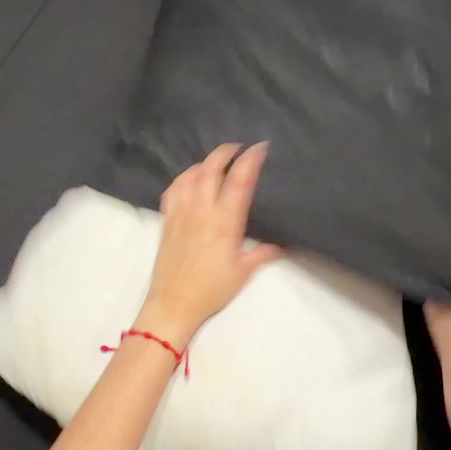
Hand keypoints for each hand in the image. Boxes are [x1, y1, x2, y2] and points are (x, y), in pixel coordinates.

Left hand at [136, 143, 283, 344]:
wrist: (173, 302)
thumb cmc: (212, 289)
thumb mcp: (243, 272)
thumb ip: (263, 252)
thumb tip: (284, 243)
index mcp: (225, 221)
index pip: (239, 180)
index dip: (250, 159)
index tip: (260, 147)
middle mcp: (202, 209)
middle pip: (211, 168)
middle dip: (225, 152)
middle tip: (238, 147)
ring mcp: (181, 212)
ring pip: (191, 175)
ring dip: (204, 161)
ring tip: (216, 160)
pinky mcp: (167, 219)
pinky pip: (173, 189)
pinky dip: (182, 177)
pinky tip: (189, 178)